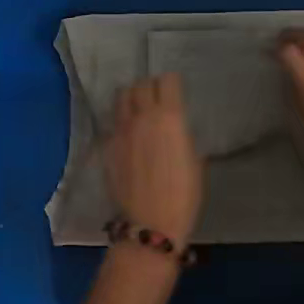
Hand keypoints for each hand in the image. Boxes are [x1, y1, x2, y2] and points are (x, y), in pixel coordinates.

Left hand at [105, 75, 203, 242]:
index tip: (176, 91)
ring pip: (121, 96)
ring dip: (131, 97)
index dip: (173, 83)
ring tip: (137, 108)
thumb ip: (184, 137)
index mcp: (170, 117)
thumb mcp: (196, 162)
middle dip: (150, 86)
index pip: (168, 80)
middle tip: (156, 97)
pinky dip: (121, 122)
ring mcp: (121, 129)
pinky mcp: (107, 145)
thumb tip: (178, 130)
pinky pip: (113, 122)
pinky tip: (127, 135)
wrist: (150, 223)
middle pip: (141, 83)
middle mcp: (143, 116)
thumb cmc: (183, 195)